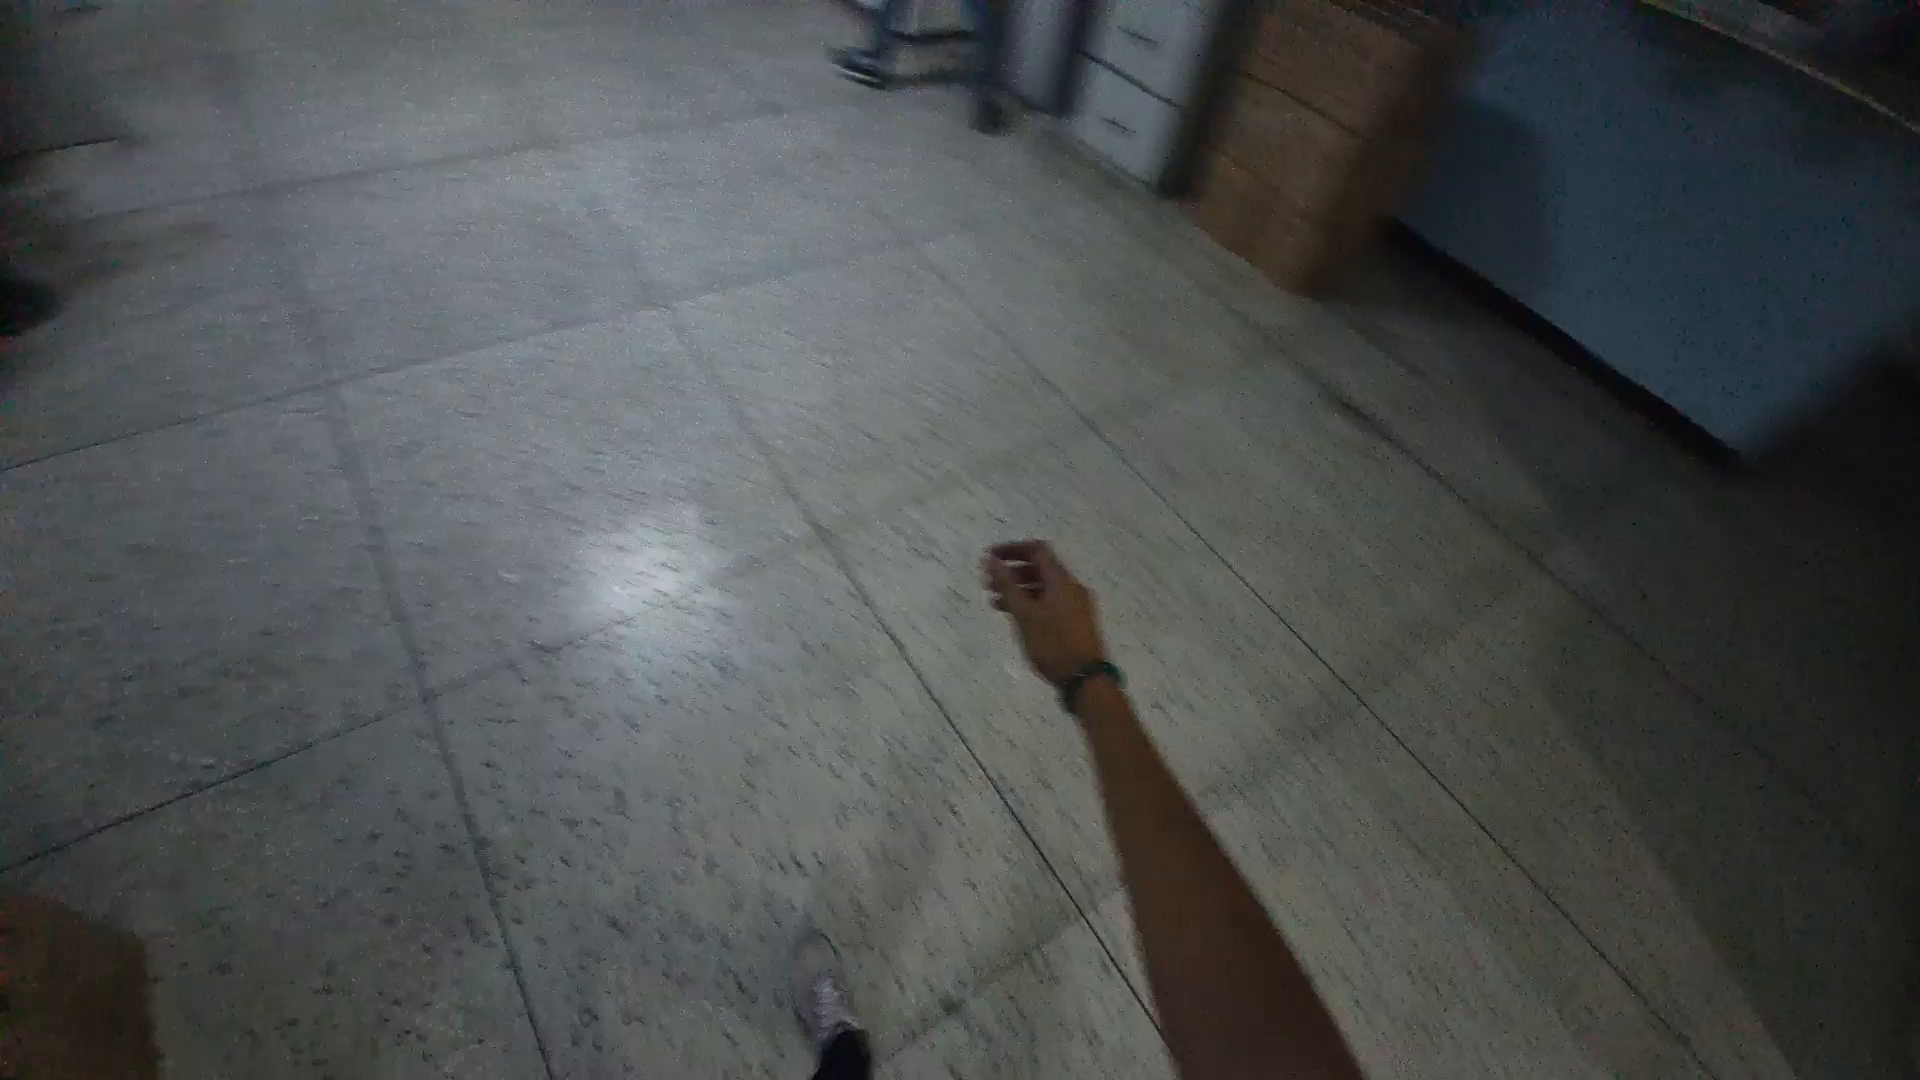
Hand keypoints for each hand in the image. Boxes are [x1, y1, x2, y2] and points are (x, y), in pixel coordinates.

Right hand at [981, 540, 1108, 687]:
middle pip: (1040, 569)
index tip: (990, 558)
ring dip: (1020, 590)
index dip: (1012, 549)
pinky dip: (1032, 603)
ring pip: (1044, 587)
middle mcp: (1072, 587)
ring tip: (996, 602)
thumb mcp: (1024, 614)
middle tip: (988, 584)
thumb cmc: (1053, 643)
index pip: (1037, 550)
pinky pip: (1050, 602)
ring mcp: (1076, 605)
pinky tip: (1017, 617)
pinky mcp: (1076, 621)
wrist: (1086, 679)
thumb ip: (1007, 585)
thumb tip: (991, 559)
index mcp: (1061, 580)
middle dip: (1012, 572)